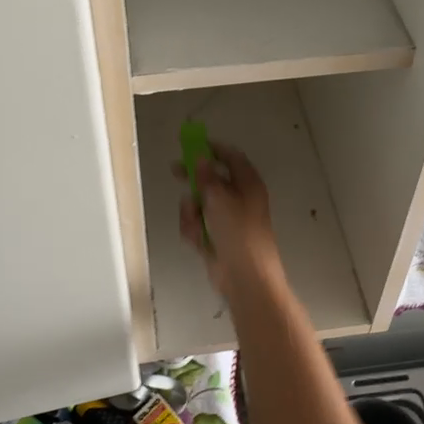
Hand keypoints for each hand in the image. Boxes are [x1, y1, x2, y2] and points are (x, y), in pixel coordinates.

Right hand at [176, 141, 282, 298]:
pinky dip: (195, 230)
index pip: (231, 158)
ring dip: (192, 212)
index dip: (213, 149)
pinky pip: (198, 225)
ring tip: (195, 223)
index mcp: (247, 184)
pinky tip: (197, 241)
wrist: (245, 278)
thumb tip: (200, 157)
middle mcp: (239, 198)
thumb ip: (206, 176)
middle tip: (175, 171)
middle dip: (194, 179)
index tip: (192, 145)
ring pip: (201, 204)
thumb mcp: (220, 198)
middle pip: (212, 180)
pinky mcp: (217, 238)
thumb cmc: (237, 232)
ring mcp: (227, 220)